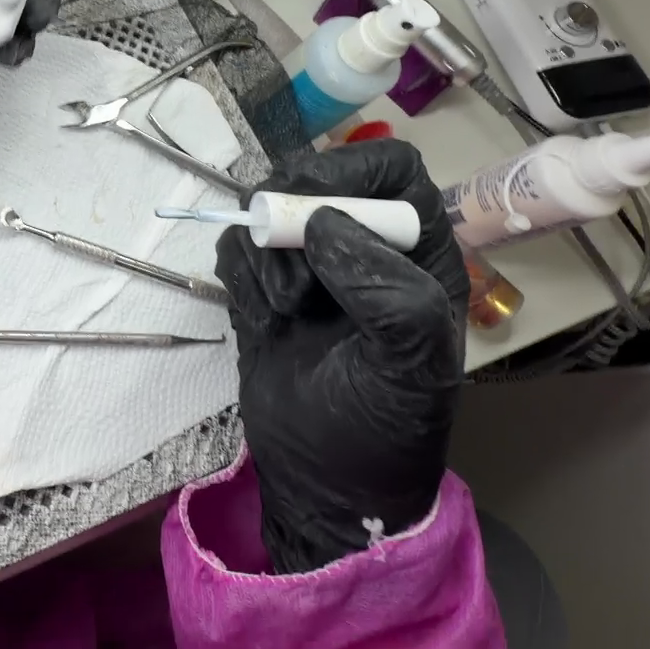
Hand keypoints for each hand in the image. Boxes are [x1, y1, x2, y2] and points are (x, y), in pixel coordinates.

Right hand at [215, 140, 468, 573]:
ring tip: (281, 312)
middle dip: (288, 218)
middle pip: (312, 177)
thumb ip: (389, 295)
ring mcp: (306, 265)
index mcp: (416, 253)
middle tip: (291, 280)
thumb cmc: (381, 430)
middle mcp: (361, 246)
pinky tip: (260, 319)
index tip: (313, 210)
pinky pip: (233, 247)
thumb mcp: (410, 370)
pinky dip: (237, 276)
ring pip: (264, 212)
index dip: (350, 171)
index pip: (389, 168)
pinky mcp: (260, 284)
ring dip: (262, 258)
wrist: (320, 480)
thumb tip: (323, 224)